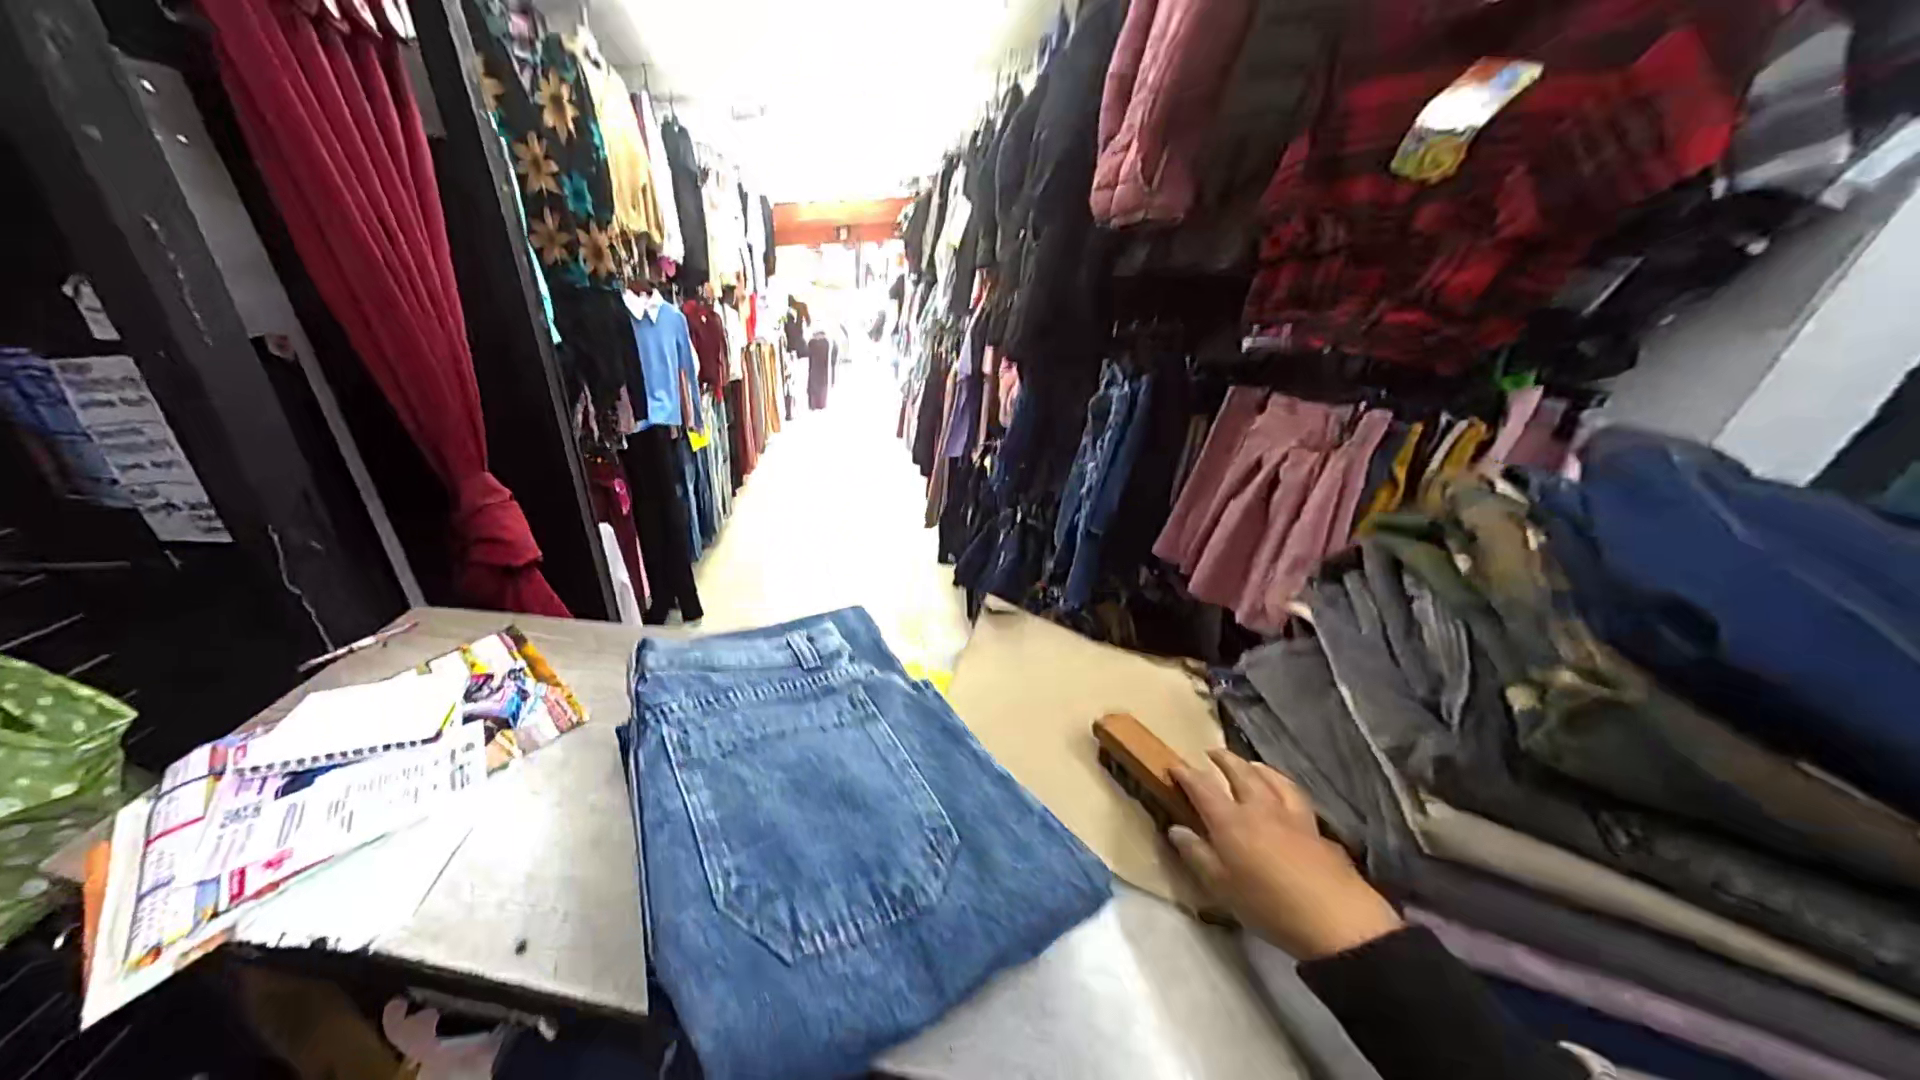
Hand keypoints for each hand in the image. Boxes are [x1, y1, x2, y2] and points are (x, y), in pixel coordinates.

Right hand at [1168, 749, 1402, 959]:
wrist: (1337, 920)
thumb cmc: (1268, 906)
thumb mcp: (1221, 887)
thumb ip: (1197, 854)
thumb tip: (1176, 829)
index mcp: (1230, 820)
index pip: (1202, 787)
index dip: (1186, 774)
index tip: (1174, 766)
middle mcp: (1259, 807)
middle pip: (1240, 772)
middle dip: (1223, 759)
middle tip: (1212, 753)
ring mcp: (1291, 815)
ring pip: (1271, 777)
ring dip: (1255, 766)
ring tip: (1249, 764)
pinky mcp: (1316, 828)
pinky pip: (1295, 793)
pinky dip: (1282, 784)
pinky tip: (1284, 791)